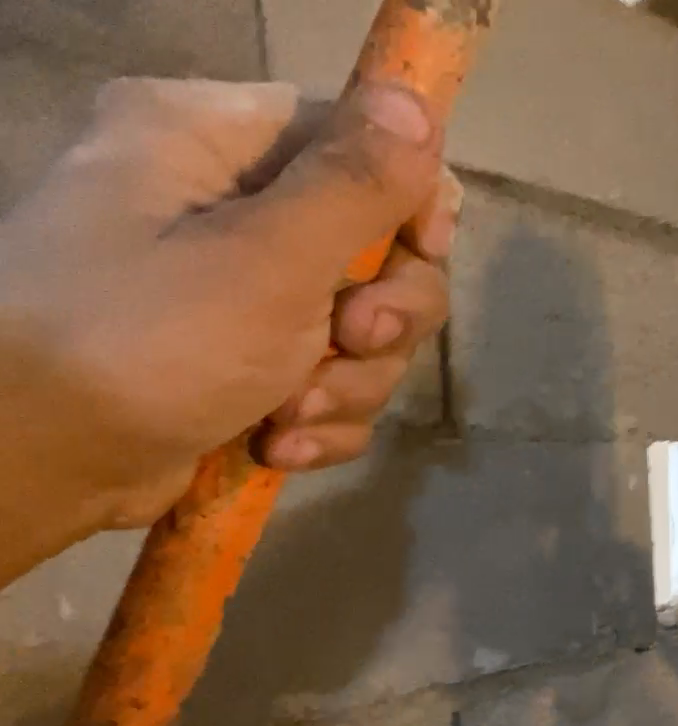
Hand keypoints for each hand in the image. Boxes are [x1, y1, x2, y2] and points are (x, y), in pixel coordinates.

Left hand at [0, 78, 457, 581]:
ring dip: (350, 382)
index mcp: (212, 143)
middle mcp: (231, 205)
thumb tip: (414, 99)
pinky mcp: (257, 358)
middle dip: (383, 318)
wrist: (42, 462)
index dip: (411, 200)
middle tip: (349, 344)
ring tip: (290, 412)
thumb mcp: (269, 258)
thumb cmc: (147, 342)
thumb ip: (354, 183)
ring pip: (371, 328)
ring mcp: (245, 289)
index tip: (422, 252)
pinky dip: (323, 417)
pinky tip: (278, 441)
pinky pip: (340, 378)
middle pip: (385, 249)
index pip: (361, 140)